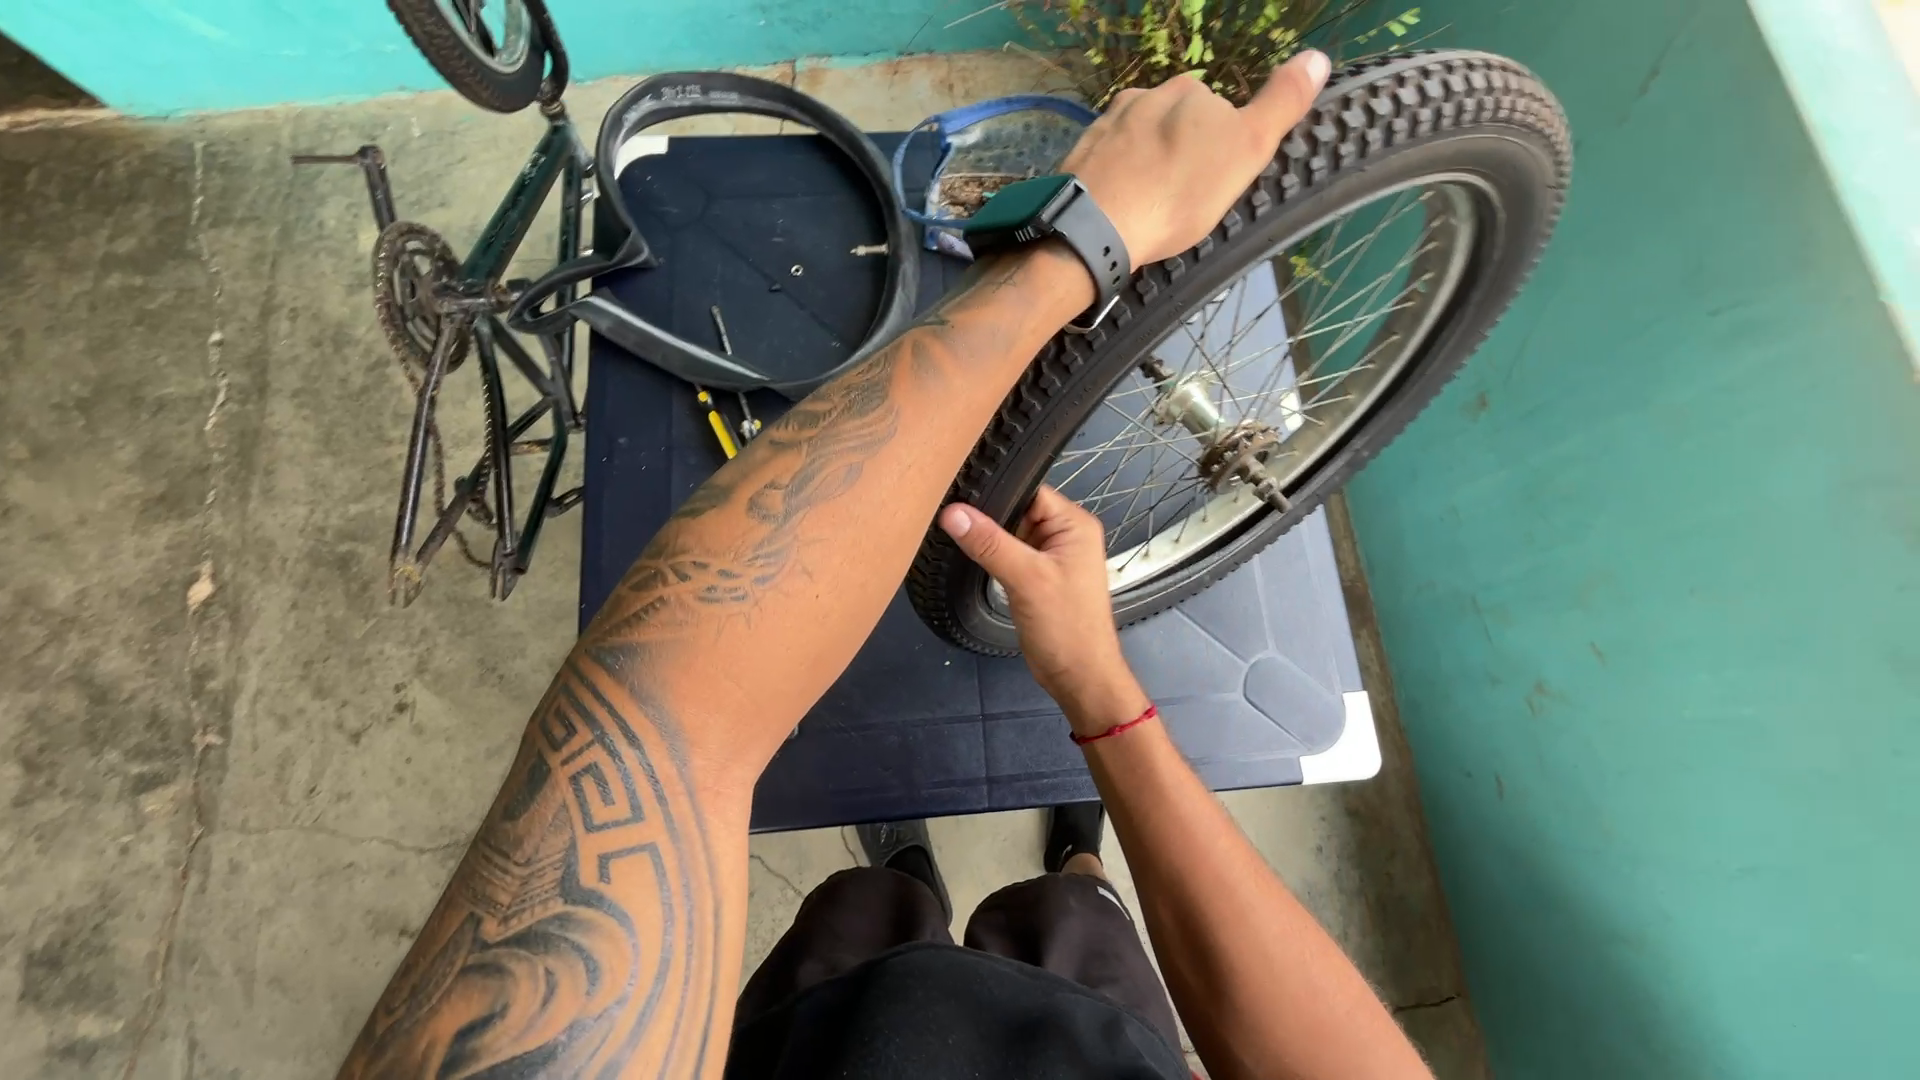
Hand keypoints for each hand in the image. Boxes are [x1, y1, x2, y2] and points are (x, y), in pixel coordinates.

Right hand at [938, 486, 1148, 733]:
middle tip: (948, 515)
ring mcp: (1051, 557)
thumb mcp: (1026, 579)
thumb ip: (989, 543)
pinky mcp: (1038, 577)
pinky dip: (992, 558)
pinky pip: (1010, 555)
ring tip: (952, 533)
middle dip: (988, 517)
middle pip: (1017, 511)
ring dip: (988, 539)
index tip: (958, 492)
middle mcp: (1065, 535)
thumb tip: (952, 512)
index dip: (997, 492)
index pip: (1029, 491)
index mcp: (1074, 524)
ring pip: (1010, 534)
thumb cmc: (1064, 625)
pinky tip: (969, 556)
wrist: (1078, 677)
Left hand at [1062, 51, 1330, 266]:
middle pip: (1172, 122)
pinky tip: (1115, 206)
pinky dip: (1113, 180)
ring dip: (1143, 164)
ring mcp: (1105, 124)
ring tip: (1145, 204)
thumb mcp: (1246, 149)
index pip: (1216, 111)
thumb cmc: (1180, 194)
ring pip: (1136, 140)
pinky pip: (1105, 163)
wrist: (1098, 227)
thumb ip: (1280, 104)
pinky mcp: (1077, 156)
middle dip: (1178, 152)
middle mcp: (1145, 96)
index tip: (1209, 183)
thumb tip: (1318, 57)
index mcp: (1190, 91)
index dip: (1218, 148)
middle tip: (1178, 198)